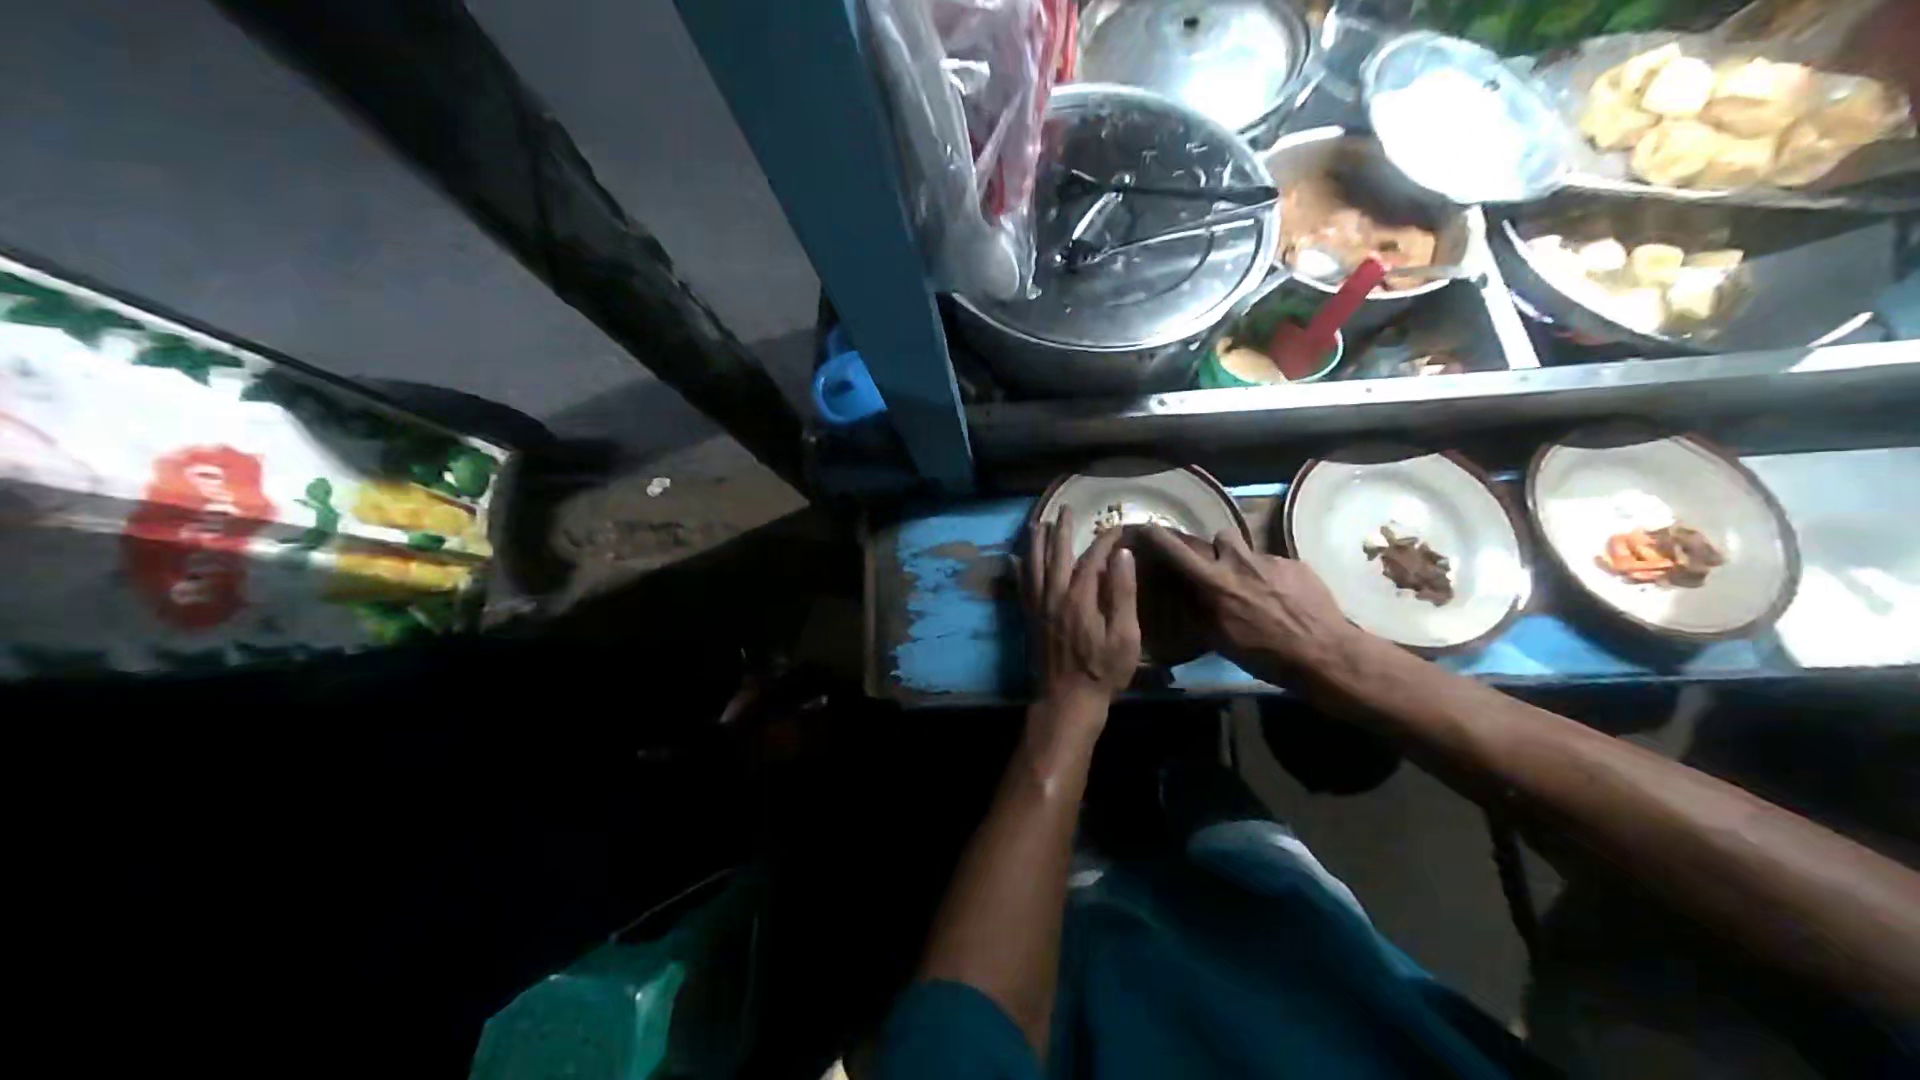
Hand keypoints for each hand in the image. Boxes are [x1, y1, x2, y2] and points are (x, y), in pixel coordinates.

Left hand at [1025, 509, 1140, 707]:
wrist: (1067, 699)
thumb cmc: (1103, 670)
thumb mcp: (1125, 635)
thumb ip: (1123, 593)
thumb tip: (1121, 555)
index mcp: (1080, 597)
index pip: (1092, 558)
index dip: (1104, 541)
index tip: (1116, 529)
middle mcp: (1055, 595)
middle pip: (1057, 554)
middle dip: (1062, 530)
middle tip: (1065, 510)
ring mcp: (1039, 606)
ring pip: (1034, 565)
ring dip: (1036, 542)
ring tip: (1038, 523)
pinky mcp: (1030, 618)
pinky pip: (1021, 586)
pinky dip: (1019, 569)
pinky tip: (1016, 558)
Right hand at [1141, 526, 1360, 684]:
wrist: (1325, 653)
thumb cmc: (1266, 654)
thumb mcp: (1221, 640)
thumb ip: (1200, 613)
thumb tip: (1187, 599)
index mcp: (1216, 582)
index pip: (1178, 552)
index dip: (1158, 536)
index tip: (1147, 526)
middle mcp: (1240, 563)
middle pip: (1220, 537)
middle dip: (1217, 550)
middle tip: (1222, 570)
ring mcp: (1272, 561)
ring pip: (1250, 552)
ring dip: (1246, 564)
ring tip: (1256, 588)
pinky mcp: (1297, 564)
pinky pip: (1276, 564)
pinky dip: (1274, 578)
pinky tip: (1285, 601)